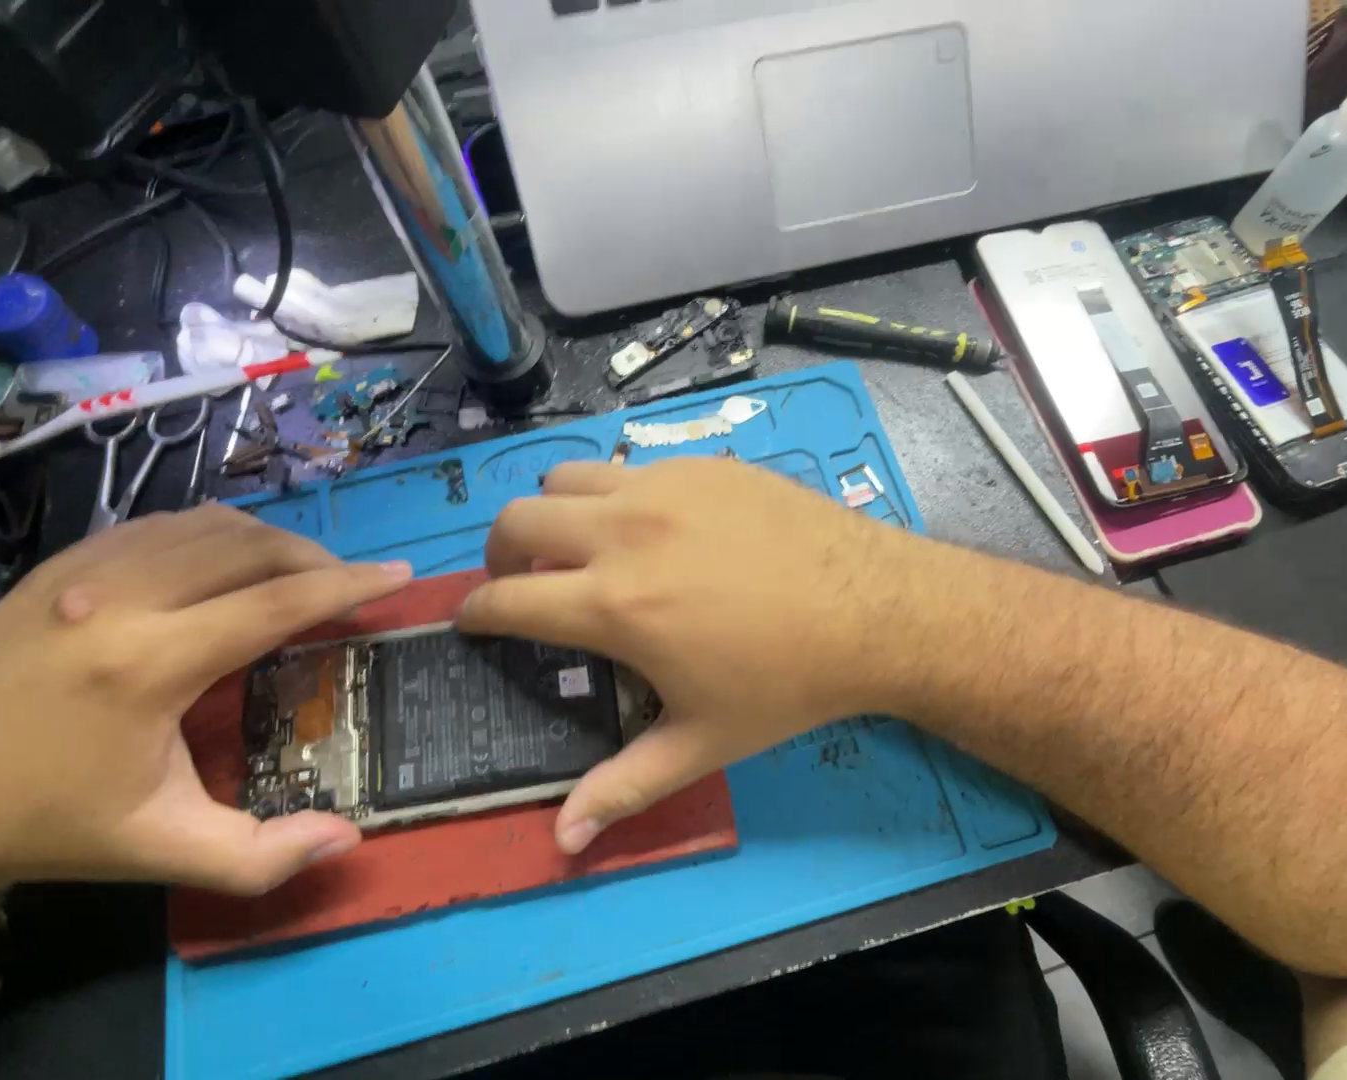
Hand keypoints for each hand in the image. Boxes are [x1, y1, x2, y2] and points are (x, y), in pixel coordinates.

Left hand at [0, 505, 411, 897]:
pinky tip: (232, 566)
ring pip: (212, 526)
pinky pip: (167, 526)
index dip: (350, 585)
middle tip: (350, 587)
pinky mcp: (62, 563)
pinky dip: (220, 536)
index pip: (277, 601)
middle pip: (253, 548)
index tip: (398, 575)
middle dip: (319, 560)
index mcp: (147, 663)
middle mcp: (117, 598)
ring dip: (272, 543)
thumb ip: (261, 854)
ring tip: (300, 575)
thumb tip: (348, 837)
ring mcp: (83, 571)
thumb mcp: (161, 850)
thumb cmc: (55, 822)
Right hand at [458, 459, 929, 852]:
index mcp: (615, 604)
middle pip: (514, 518)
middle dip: (498, 553)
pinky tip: (652, 526)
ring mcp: (664, 486)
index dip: (474, 612)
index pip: (506, 598)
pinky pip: (628, 465)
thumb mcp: (702, 744)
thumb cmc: (785, 684)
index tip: (472, 621)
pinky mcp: (702, 463)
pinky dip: (613, 494)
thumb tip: (562, 840)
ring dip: (553, 512)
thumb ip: (624, 787)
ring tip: (580, 546)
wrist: (873, 610)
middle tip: (522, 581)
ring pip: (565, 478)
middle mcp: (624, 532)